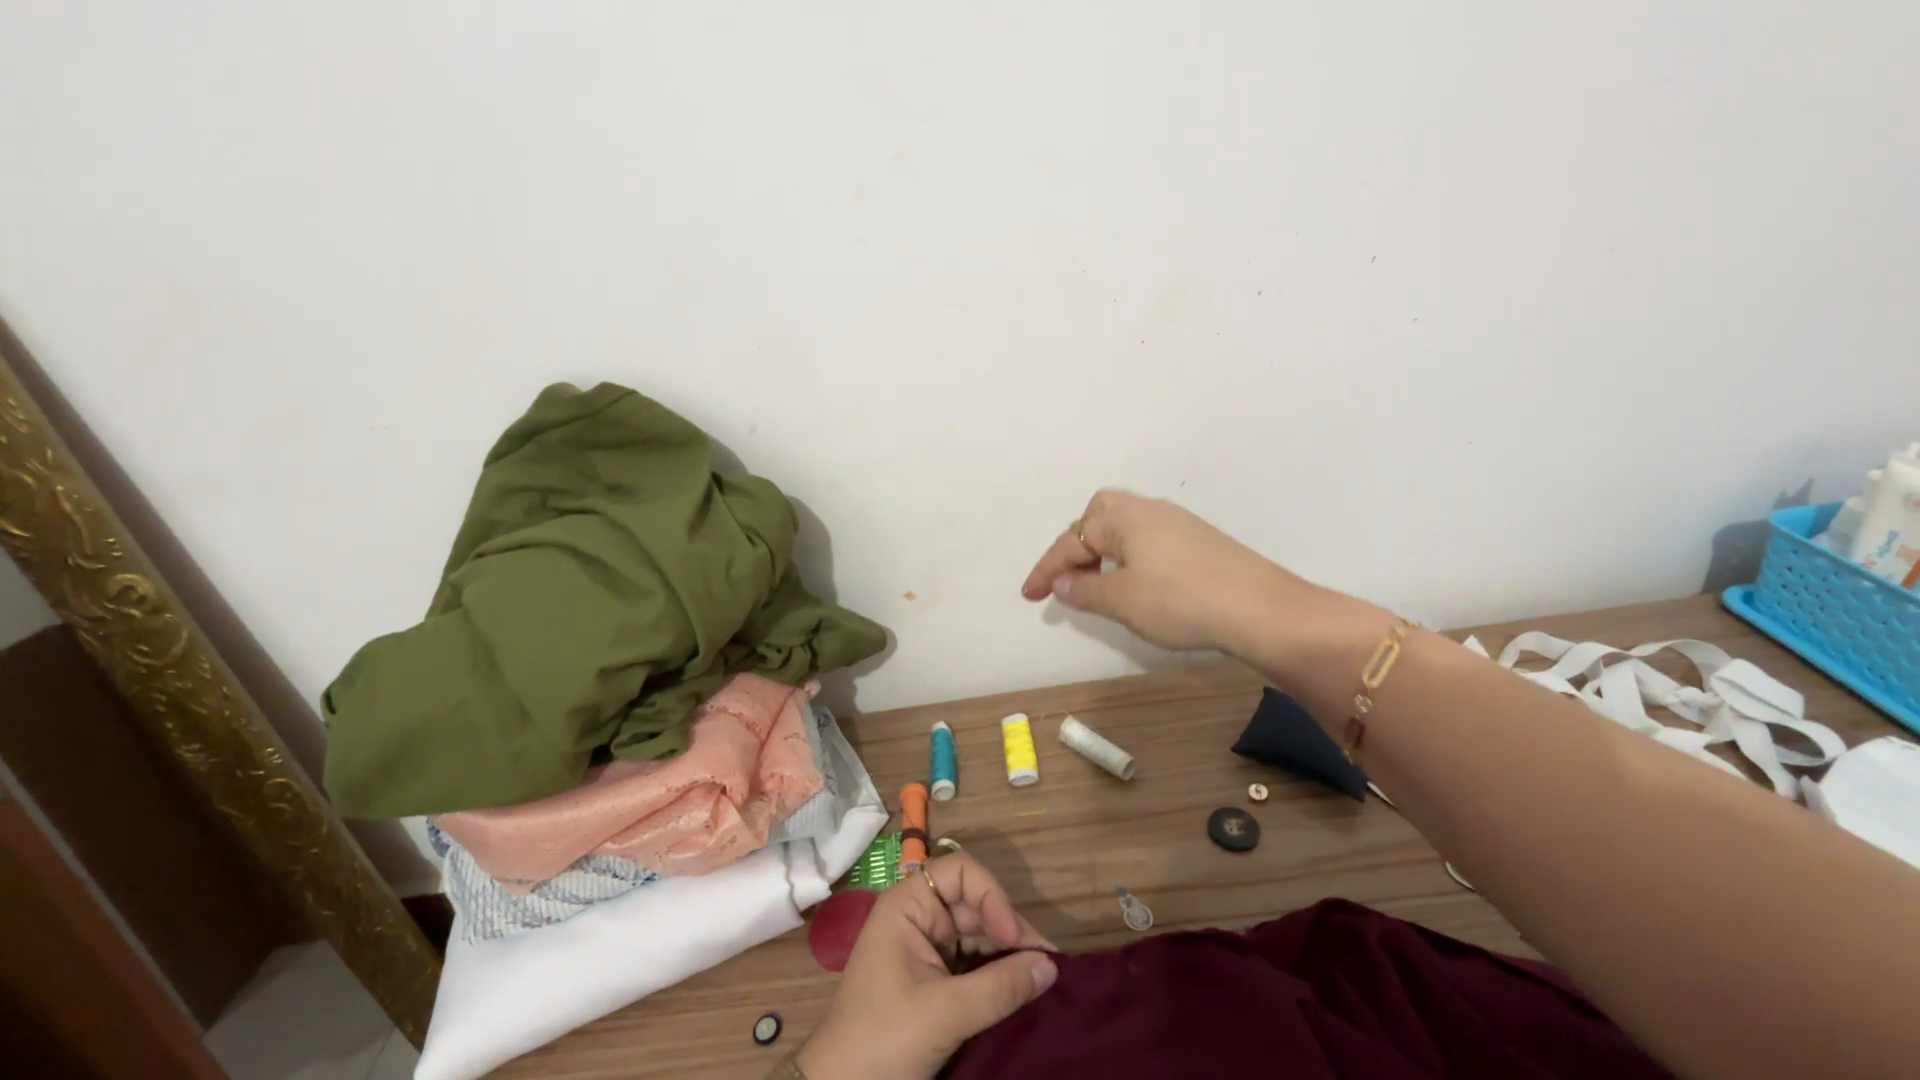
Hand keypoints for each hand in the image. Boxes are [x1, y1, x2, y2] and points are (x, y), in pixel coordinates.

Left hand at [796, 855, 1057, 1079]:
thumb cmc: (882, 1039)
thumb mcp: (944, 1013)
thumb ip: (1000, 987)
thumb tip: (1051, 965)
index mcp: (907, 906)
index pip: (961, 873)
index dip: (992, 896)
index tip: (1013, 938)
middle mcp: (917, 918)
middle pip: (976, 904)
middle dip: (1009, 930)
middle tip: (1047, 965)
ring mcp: (925, 948)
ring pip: (978, 934)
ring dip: (1008, 953)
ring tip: (1042, 978)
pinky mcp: (933, 979)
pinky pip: (974, 963)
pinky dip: (998, 973)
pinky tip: (1023, 988)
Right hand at [1021, 489, 1309, 653]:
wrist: (1260, 609)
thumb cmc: (1180, 601)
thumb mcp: (1122, 601)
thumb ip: (1086, 590)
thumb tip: (1063, 583)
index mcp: (1125, 517)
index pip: (1072, 540)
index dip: (1047, 570)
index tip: (1029, 596)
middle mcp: (1150, 511)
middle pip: (1101, 515)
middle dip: (1078, 543)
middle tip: (1069, 576)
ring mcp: (1180, 524)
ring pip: (1128, 528)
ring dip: (1105, 551)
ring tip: (1098, 584)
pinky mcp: (1201, 542)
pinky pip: (1150, 541)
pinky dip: (1131, 558)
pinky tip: (1138, 584)